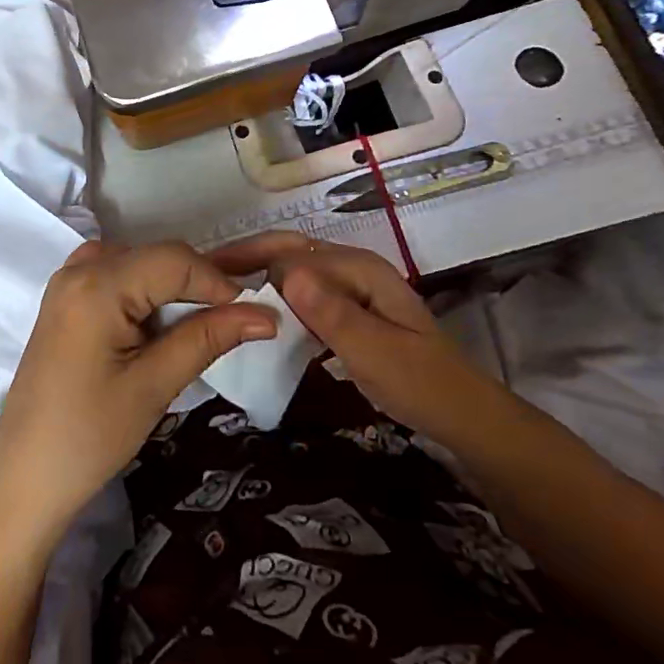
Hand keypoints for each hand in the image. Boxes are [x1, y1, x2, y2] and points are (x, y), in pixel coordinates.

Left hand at [0, 240, 278, 532]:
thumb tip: (265, 315)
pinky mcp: (65, 300)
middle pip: (157, 257)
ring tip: (204, 323)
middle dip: (200, 284)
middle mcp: (79, 269)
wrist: (25, 474)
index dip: (219, 282)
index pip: (175, 260)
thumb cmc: (89, 436)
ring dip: (175, 287)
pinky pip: (116, 275)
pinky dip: (146, 291)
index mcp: (97, 285)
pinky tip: (160, 322)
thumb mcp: (154, 385)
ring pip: (139, 263)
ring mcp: (67, 281)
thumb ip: (207, 338)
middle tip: (235, 321)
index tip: (254, 315)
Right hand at [212, 232, 474, 432]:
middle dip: (248, 259)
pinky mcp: (346, 307)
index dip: (252, 265)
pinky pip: (303, 291)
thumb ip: (332, 314)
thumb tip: (285, 273)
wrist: (459, 413)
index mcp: (360, 269)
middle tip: (203, 279)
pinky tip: (255, 313)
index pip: (293, 256)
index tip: (211, 287)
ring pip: (294, 269)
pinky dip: (276, 296)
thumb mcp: (376, 353)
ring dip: (258, 276)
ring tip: (219, 293)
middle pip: (290, 250)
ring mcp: (349, 286)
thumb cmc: (421, 383)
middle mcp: (352, 266)